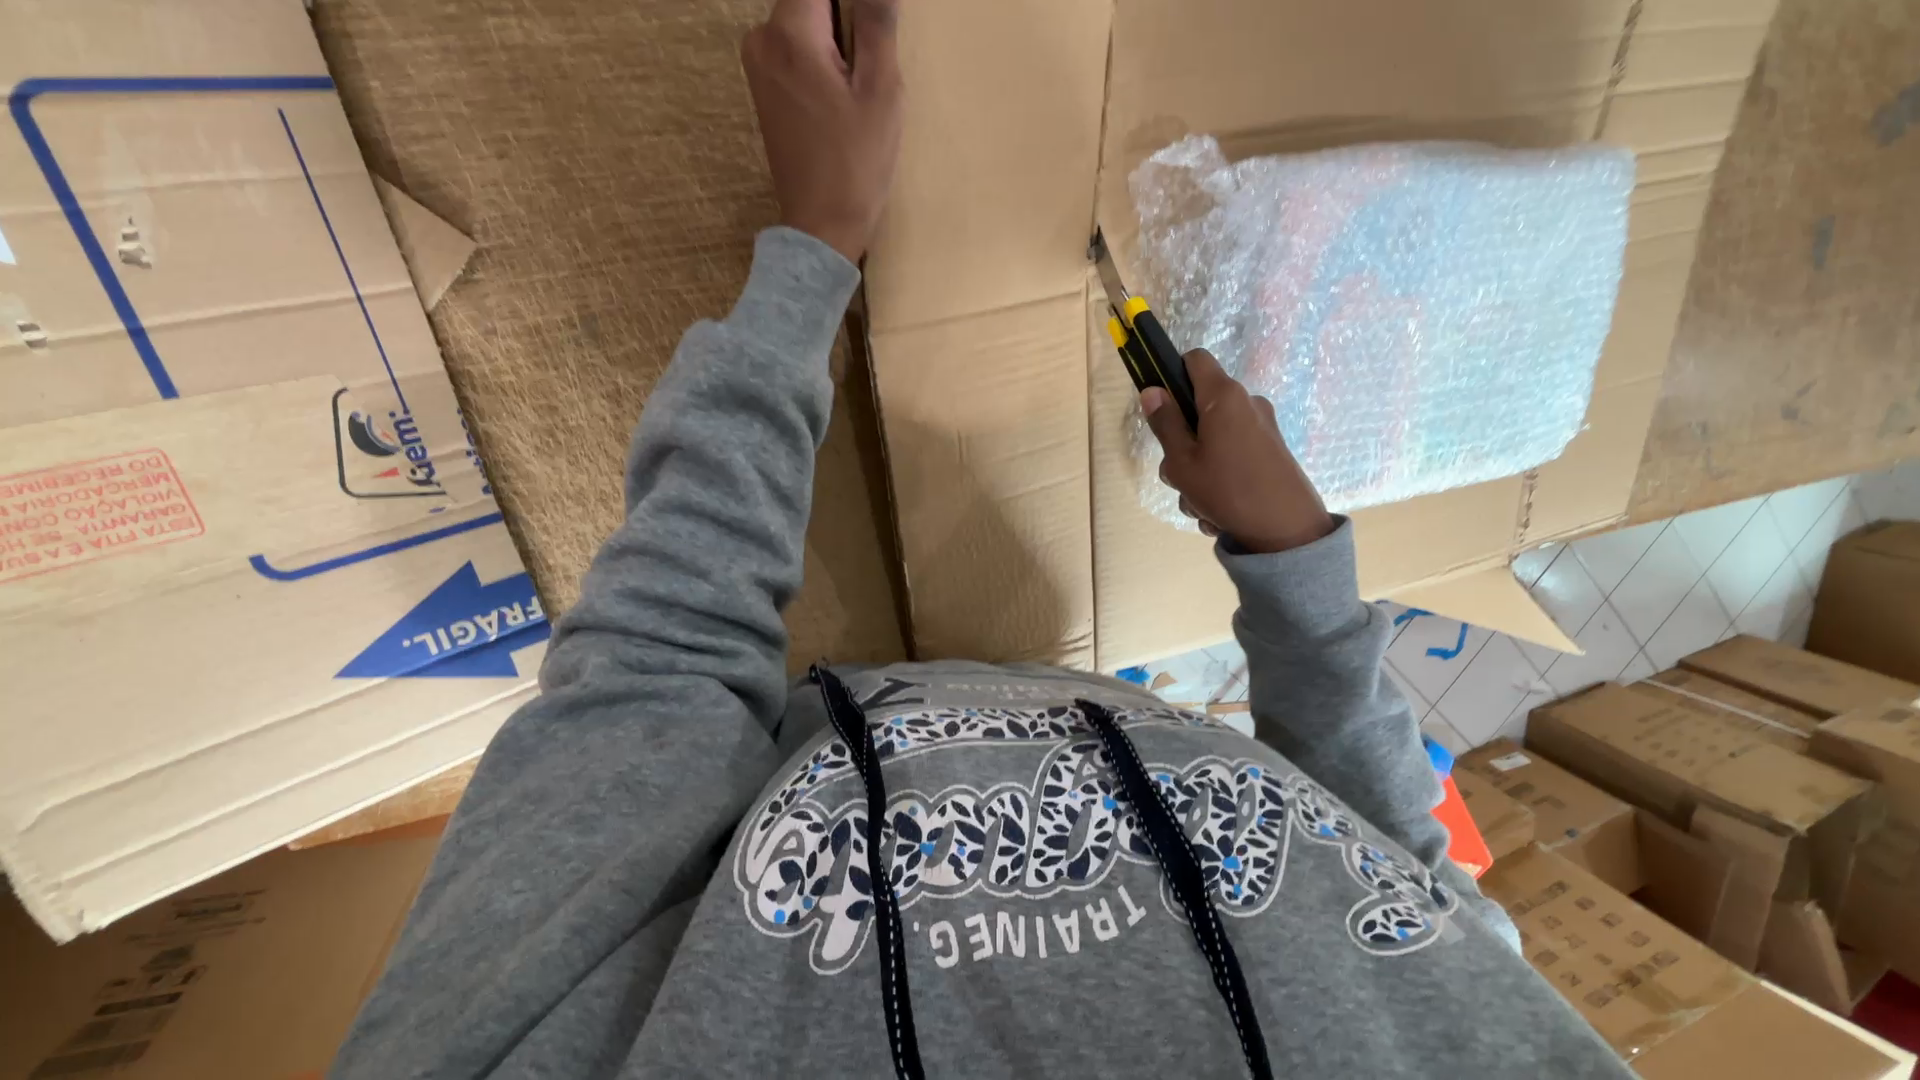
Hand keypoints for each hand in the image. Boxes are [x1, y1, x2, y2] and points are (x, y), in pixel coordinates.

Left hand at [741, 0, 903, 263]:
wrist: (821, 226)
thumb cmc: (856, 164)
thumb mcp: (880, 90)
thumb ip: (876, 23)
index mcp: (790, 32)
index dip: (855, 3)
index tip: (874, 26)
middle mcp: (762, 39)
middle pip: (813, 0)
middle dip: (848, 18)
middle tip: (875, 61)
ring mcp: (758, 66)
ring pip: (805, 25)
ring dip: (838, 40)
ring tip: (861, 82)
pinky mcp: (763, 90)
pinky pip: (796, 51)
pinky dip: (823, 59)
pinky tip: (843, 96)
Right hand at [1141, 349, 1334, 554]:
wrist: (1287, 530)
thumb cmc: (1227, 490)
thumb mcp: (1182, 461)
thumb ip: (1165, 423)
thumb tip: (1152, 391)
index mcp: (1223, 396)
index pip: (1195, 359)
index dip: (1172, 374)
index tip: (1160, 406)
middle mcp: (1247, 403)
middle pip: (1200, 408)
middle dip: (1181, 439)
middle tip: (1177, 473)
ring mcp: (1263, 428)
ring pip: (1213, 439)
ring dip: (1198, 469)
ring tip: (1199, 502)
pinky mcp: (1271, 452)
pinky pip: (1232, 457)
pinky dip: (1220, 480)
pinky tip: (1217, 511)